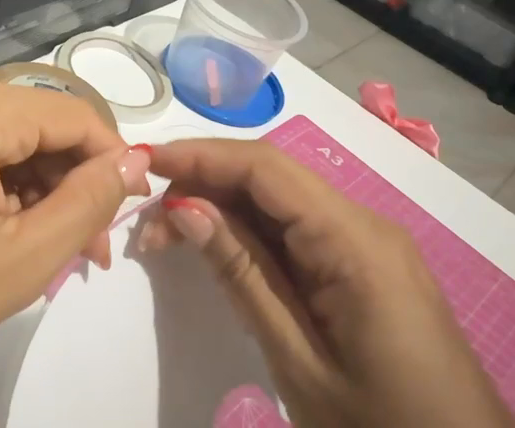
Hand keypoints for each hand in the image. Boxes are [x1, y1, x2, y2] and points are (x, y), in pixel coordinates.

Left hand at [0, 72, 151, 427]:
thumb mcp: (18, 262)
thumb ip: (87, 203)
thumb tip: (131, 160)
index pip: (75, 114)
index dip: (110, 165)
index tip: (118, 225)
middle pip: (33, 122)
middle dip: (65, 184)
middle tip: (78, 258)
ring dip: (26, 186)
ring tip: (30, 253)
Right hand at [137, 139, 512, 427]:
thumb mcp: (298, 359)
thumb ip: (241, 274)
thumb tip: (185, 205)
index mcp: (354, 241)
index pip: (265, 168)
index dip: (202, 156)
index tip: (144, 163)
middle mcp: (366, 224)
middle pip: (272, 178)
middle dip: (206, 183)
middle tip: (148, 220)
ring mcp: (371, 244)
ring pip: (283, 201)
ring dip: (225, 208)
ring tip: (170, 237)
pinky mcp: (368, 266)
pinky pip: (301, 229)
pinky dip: (254, 233)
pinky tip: (221, 250)